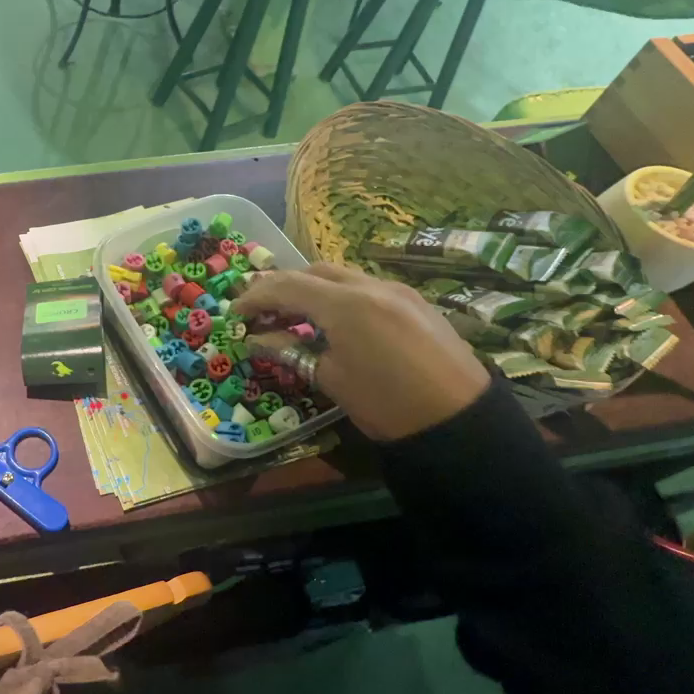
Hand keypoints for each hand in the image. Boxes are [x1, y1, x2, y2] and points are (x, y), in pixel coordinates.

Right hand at [234, 261, 489, 441]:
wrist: (459, 421)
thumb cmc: (386, 404)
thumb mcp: (331, 379)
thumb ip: (291, 351)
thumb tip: (258, 340)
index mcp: (346, 304)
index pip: (287, 286)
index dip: (255, 297)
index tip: (234, 313)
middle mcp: (370, 285)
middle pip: (314, 272)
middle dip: (282, 287)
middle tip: (260, 312)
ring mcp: (396, 291)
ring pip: (341, 277)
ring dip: (311, 291)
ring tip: (292, 318)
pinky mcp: (414, 303)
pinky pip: (364, 288)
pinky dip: (338, 298)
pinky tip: (331, 324)